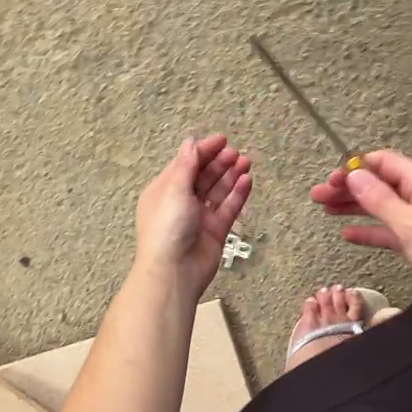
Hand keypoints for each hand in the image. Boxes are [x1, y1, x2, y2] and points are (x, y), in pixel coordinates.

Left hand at [135, 134, 252, 292]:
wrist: (175, 271)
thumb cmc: (167, 228)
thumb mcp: (173, 190)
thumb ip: (186, 165)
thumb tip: (190, 142)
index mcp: (164, 190)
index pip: (186, 164)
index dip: (203, 150)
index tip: (222, 140)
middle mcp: (182, 201)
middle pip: (203, 176)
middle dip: (219, 162)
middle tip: (236, 153)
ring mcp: (200, 216)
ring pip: (218, 191)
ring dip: (231, 175)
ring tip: (246, 162)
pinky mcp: (216, 230)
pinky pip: (229, 208)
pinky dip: (238, 194)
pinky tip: (247, 181)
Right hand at [309, 150, 411, 312]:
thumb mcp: (410, 223)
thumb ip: (380, 199)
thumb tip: (354, 174)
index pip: (386, 162)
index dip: (357, 166)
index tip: (332, 177)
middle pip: (380, 184)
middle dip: (350, 187)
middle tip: (318, 195)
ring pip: (382, 208)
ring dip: (355, 207)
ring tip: (325, 209)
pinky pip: (390, 231)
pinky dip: (370, 231)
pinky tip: (348, 235)